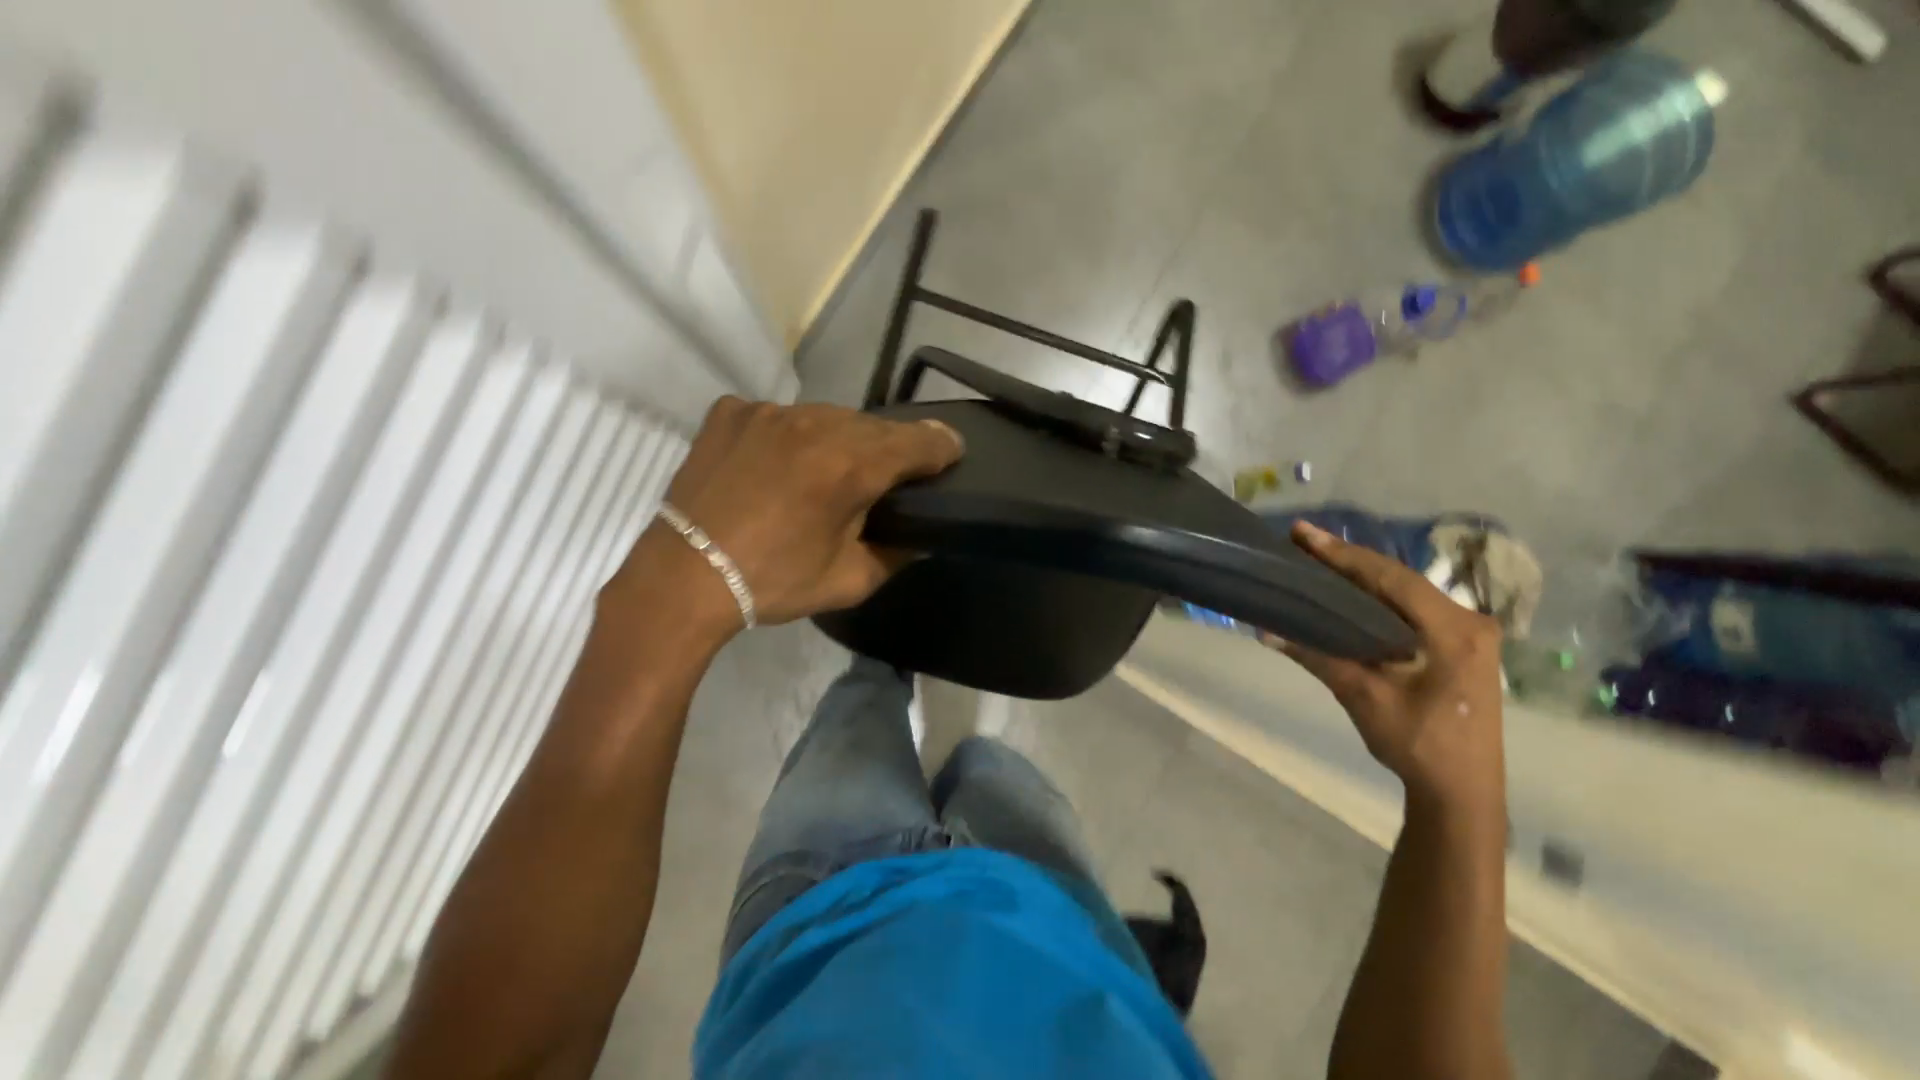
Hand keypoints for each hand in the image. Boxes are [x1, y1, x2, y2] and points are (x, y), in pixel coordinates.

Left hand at [622, 397, 962, 631]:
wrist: (684, 576)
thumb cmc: (773, 581)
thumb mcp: (849, 581)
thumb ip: (896, 553)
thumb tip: (920, 537)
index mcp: (852, 465)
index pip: (919, 440)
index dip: (942, 448)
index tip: (950, 456)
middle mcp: (815, 424)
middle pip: (872, 427)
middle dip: (885, 450)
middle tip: (879, 482)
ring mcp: (769, 412)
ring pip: (824, 418)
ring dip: (833, 442)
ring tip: (819, 475)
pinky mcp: (731, 413)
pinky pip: (776, 417)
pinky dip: (783, 437)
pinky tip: (772, 467)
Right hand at [1279, 522, 1505, 816]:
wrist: (1463, 793)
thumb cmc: (1419, 746)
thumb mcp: (1364, 698)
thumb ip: (1319, 657)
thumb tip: (1266, 629)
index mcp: (1454, 630)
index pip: (1391, 579)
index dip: (1344, 555)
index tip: (1303, 534)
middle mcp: (1470, 623)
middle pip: (1400, 581)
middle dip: (1349, 561)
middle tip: (1303, 542)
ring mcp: (1471, 635)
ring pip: (1408, 594)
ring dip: (1364, 579)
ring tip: (1319, 561)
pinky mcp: (1463, 648)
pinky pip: (1415, 611)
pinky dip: (1380, 600)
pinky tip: (1350, 593)